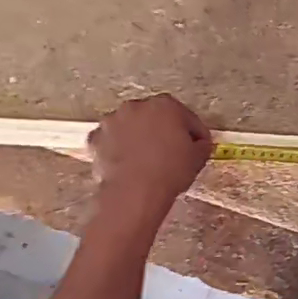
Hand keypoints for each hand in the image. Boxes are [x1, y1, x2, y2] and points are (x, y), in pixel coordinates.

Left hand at [88, 95, 212, 218]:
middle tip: (173, 152)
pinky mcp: (95, 139)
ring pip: (130, 126)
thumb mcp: (198, 158)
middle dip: (163, 131)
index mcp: (165, 105)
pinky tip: (127, 164)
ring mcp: (112, 121)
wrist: (134, 193)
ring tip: (148, 160)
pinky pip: (111, 141)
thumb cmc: (170, 171)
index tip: (199, 145)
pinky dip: (118, 149)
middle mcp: (136, 106)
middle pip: (155, 116)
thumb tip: (201, 144)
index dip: (195, 132)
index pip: (186, 116)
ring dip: (138, 138)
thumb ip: (202, 145)